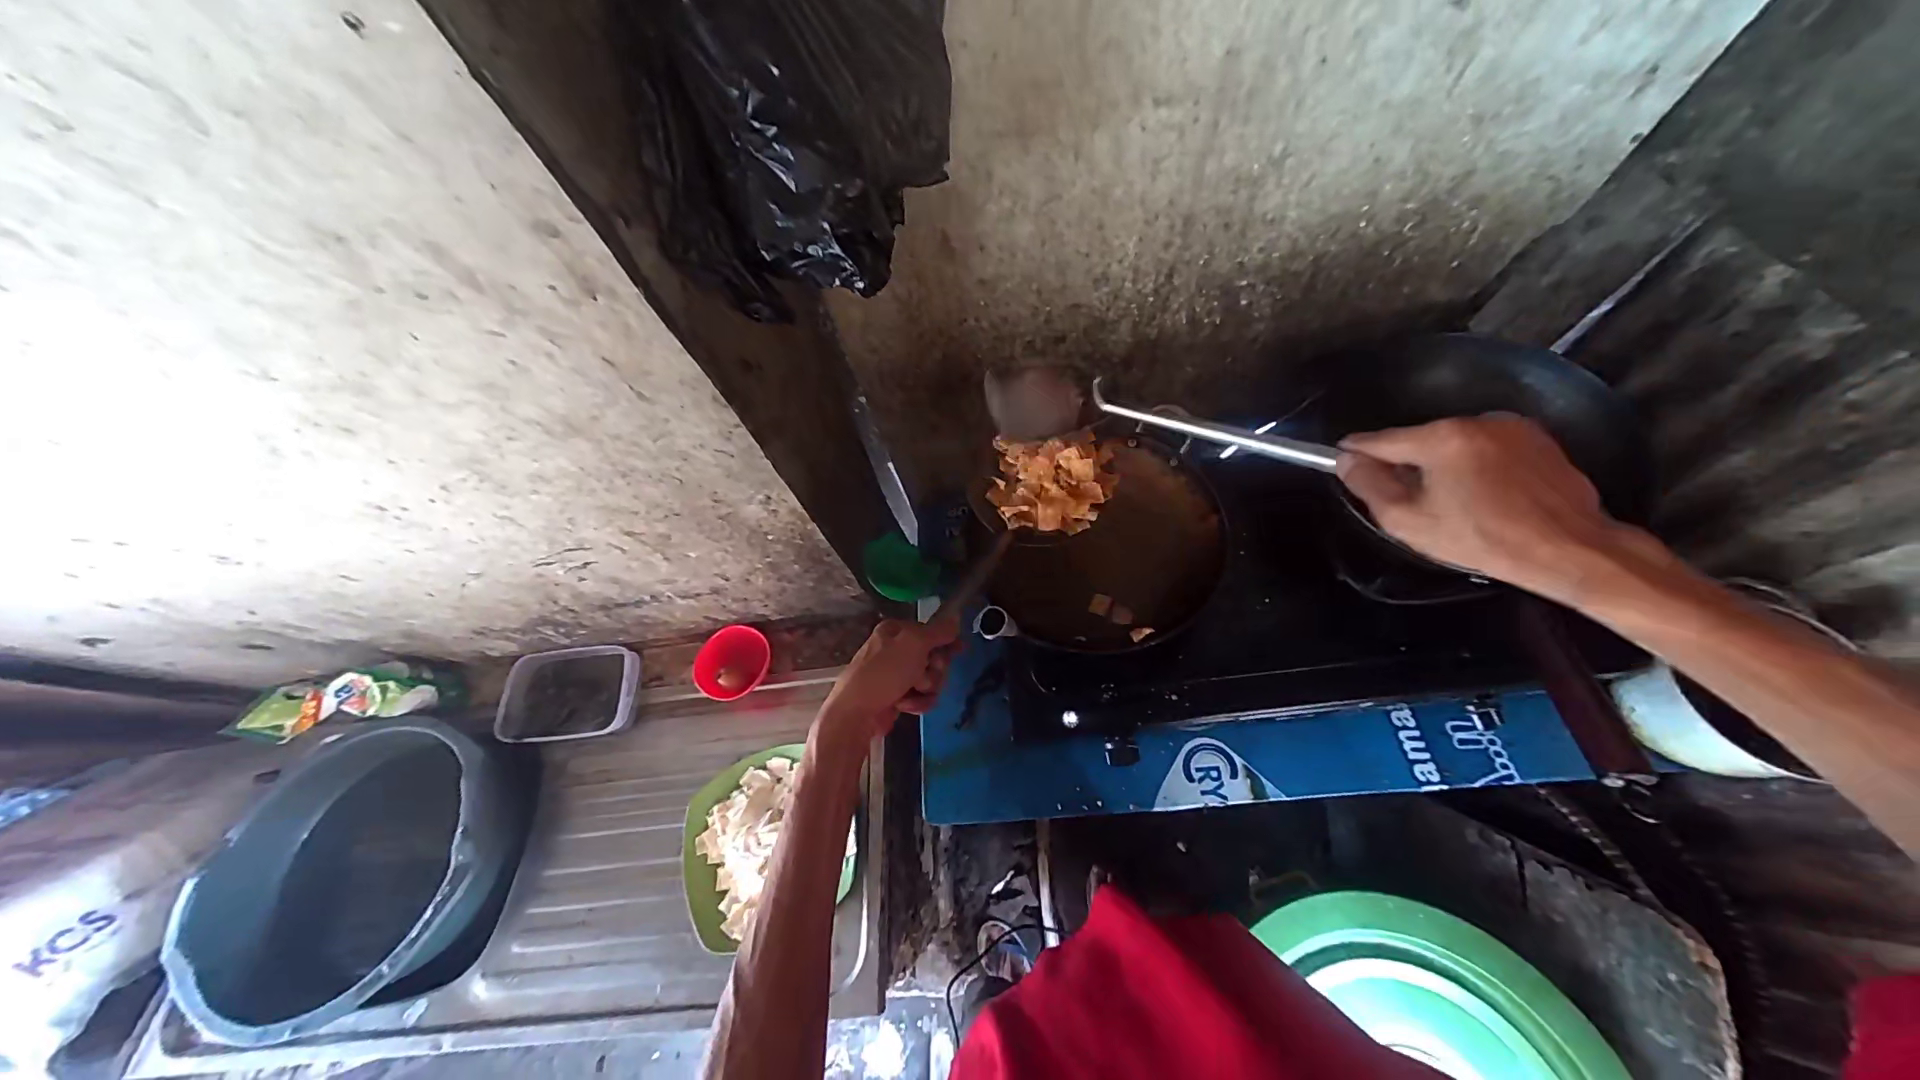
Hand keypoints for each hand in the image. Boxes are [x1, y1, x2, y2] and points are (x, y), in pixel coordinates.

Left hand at [819, 616, 961, 745]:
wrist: (856, 712)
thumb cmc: (885, 671)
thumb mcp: (914, 644)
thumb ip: (938, 631)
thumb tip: (955, 616)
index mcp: (896, 630)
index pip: (931, 631)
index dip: (947, 641)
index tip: (960, 649)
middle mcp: (895, 649)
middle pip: (934, 657)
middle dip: (935, 670)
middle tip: (924, 676)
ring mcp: (895, 674)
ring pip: (931, 679)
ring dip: (927, 688)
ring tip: (912, 692)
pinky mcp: (897, 696)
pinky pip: (921, 696)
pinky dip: (917, 702)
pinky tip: (905, 705)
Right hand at [1336, 414, 1631, 599]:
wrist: (1570, 548)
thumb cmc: (1481, 538)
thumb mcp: (1407, 521)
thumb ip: (1369, 485)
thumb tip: (1347, 460)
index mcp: (1441, 437)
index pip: (1379, 439)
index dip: (1355, 452)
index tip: (1340, 460)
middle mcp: (1475, 420)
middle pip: (1417, 440)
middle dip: (1405, 464)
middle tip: (1405, 500)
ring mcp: (1511, 427)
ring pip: (1452, 443)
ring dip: (1441, 464)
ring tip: (1450, 501)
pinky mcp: (1538, 439)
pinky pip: (1485, 447)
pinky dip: (1474, 465)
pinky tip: (1483, 496)